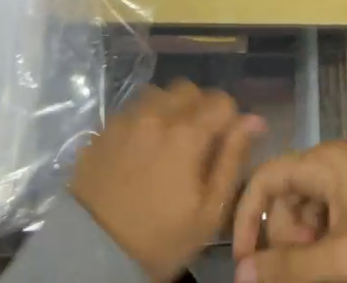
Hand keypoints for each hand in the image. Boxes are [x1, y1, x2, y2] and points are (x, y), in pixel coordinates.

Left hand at [72, 81, 265, 282]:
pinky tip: (141, 150)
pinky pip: (132, 109)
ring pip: (158, 94)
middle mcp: (156, 115)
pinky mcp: (103, 130)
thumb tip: (253, 121)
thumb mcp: (209, 211)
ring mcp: (126, 119)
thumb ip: (233, 159)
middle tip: (197, 143)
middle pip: (189, 90)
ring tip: (167, 142)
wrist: (93, 255)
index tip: (223, 144)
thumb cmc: (160, 239)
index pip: (221, 100)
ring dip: (170, 109)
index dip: (229, 119)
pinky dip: (144, 119)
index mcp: (187, 133)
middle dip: (199, 109)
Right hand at [231, 141, 346, 282]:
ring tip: (333, 268)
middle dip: (287, 239)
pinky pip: (330, 216)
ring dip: (309, 244)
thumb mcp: (342, 259)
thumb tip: (241, 276)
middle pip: (286, 199)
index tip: (247, 262)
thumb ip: (290, 267)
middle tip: (313, 269)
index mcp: (324, 163)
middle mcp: (333, 161)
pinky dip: (328, 241)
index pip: (266, 178)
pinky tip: (343, 263)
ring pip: (308, 212)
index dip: (248, 217)